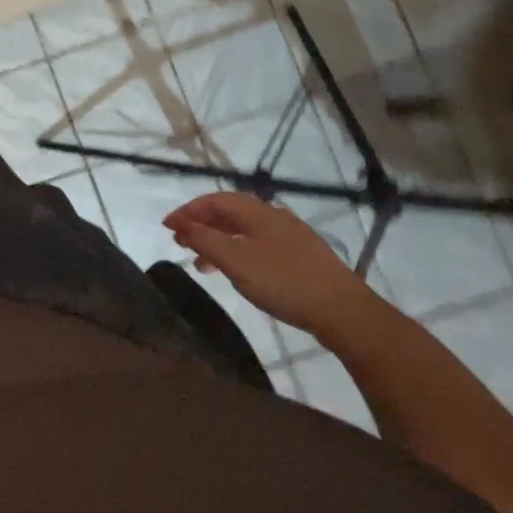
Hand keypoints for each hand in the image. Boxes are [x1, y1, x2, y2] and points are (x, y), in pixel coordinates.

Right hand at [163, 193, 379, 337]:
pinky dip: (238, 253)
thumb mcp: (235, 261)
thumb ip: (204, 239)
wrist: (345, 312)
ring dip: (218, 241)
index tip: (167, 227)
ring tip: (201, 264)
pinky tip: (236, 272)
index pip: (215, 200)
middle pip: (230, 213)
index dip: (188, 210)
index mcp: (258, 213)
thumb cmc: (284, 282)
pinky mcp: (302, 257)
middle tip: (180, 242)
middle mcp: (275, 217)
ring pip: (245, 231)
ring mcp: (292, 237)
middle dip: (202, 225)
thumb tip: (180, 224)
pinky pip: (259, 245)